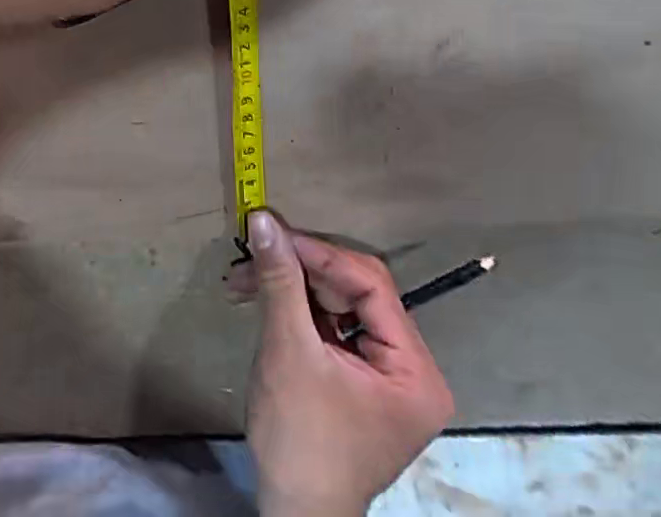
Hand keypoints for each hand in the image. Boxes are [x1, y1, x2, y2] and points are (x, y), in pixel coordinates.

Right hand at [239, 211, 454, 515]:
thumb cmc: (299, 440)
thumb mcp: (289, 352)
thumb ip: (281, 281)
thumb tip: (264, 220)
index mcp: (414, 368)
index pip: (371, 285)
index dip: (321, 253)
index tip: (274, 233)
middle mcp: (411, 368)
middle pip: (356, 292)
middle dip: (301, 270)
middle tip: (255, 254)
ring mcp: (386, 375)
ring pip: (339, 306)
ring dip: (293, 288)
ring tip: (246, 279)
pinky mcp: (360, 380)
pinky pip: (332, 328)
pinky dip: (297, 311)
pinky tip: (264, 299)